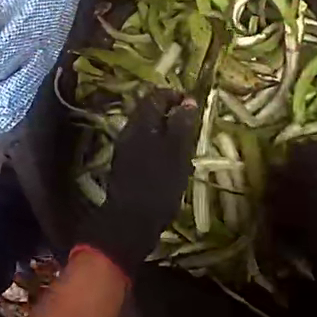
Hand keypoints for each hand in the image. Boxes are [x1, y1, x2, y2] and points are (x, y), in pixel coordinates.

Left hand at [74, 90, 199, 276]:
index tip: (191, 102)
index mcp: (141, 124)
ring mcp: (124, 149)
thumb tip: (188, 100)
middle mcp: (129, 132)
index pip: (155, 96)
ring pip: (145, 129)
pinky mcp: (125, 166)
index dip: (173, 95)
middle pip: (148, 111)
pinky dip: (157, 144)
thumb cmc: (158, 184)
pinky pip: (143, 144)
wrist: (130, 221)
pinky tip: (169, 158)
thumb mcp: (176, 152)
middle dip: (169, 111)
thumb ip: (181, 125)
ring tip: (183, 139)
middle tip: (190, 120)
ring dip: (163, 128)